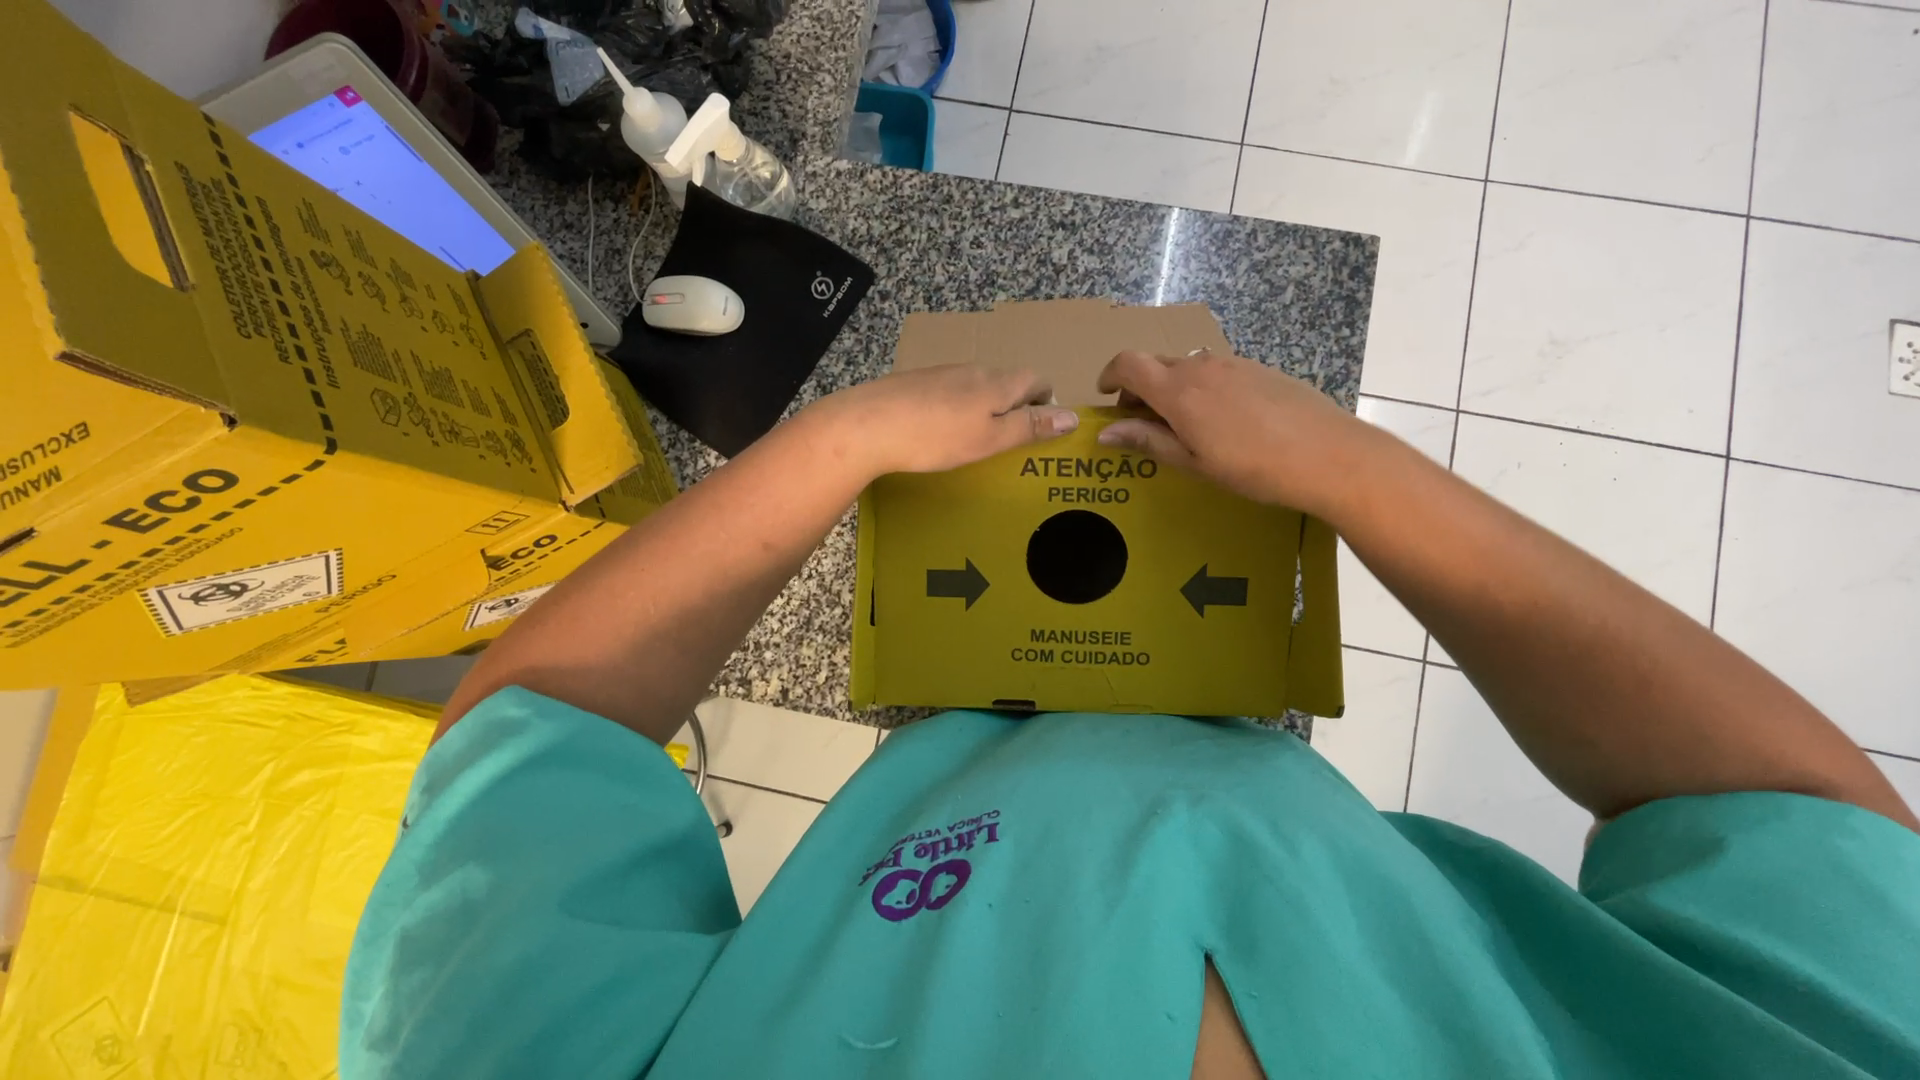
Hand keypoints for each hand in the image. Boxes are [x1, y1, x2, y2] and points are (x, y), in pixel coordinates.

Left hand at [805, 364, 1080, 477]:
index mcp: (996, 382)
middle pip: (1005, 380)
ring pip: (975, 385)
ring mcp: (940, 372)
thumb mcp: (989, 439)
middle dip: (1015, 402)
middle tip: (1011, 435)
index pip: (1036, 379)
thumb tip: (1072, 416)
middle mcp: (972, 369)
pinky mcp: (913, 382)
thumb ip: (1029, 427)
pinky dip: (954, 407)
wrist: (867, 425)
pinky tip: (939, 430)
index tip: (1043, 424)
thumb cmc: (935, 438)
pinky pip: (947, 391)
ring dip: (983, 405)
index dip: (1046, 399)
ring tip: (975, 436)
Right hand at [1094, 350, 1372, 514]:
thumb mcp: (1193, 462)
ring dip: (1172, 388)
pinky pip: (1216, 372)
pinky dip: (1202, 388)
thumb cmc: (1253, 468)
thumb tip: (1106, 433)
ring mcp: (1233, 363)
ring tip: (1184, 426)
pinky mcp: (1259, 368)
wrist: (1328, 455)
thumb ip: (1148, 441)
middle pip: (1155, 364)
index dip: (1109, 375)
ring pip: (1187, 367)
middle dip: (1139, 387)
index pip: (1127, 363)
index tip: (1106, 396)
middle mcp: (1201, 366)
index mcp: (1178, 391)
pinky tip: (1223, 421)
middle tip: (1142, 422)